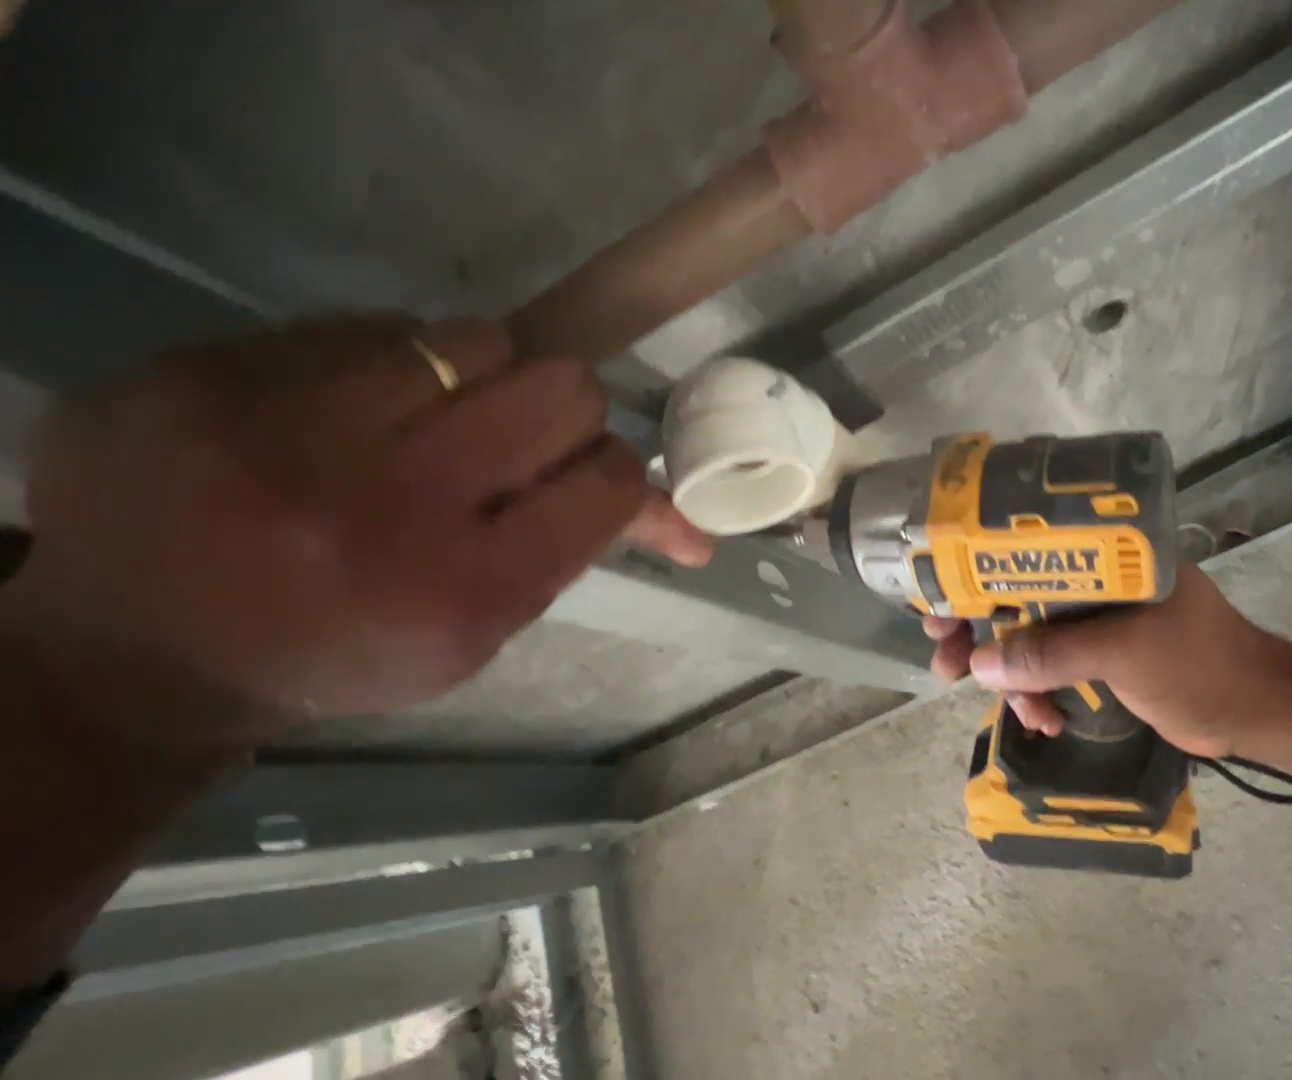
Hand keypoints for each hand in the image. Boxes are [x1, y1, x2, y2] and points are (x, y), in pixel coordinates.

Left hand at [0, 314, 711, 746]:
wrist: (137, 654)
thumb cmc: (348, 653)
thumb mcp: (479, 635)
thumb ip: (577, 555)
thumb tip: (696, 529)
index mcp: (461, 589)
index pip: (612, 480)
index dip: (620, 474)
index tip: (592, 482)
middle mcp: (384, 504)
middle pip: (561, 390)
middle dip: (564, 416)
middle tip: (525, 445)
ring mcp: (287, 428)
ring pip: (477, 340)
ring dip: (486, 379)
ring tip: (444, 419)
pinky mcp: (208, 372)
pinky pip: (371, 328)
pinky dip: (395, 365)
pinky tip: (357, 410)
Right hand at [923, 562, 1291, 757]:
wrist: (1256, 711)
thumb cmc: (1201, 664)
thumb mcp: (1124, 653)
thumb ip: (1053, 654)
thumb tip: (982, 664)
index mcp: (1106, 555)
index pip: (1025, 555)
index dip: (975, 579)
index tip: (939, 611)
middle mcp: (1096, 579)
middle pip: (1018, 598)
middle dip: (982, 635)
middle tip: (946, 667)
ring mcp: (1098, 619)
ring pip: (1031, 639)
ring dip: (1014, 677)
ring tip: (1021, 716)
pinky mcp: (1102, 655)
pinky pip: (1051, 668)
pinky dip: (1041, 694)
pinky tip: (1046, 721)